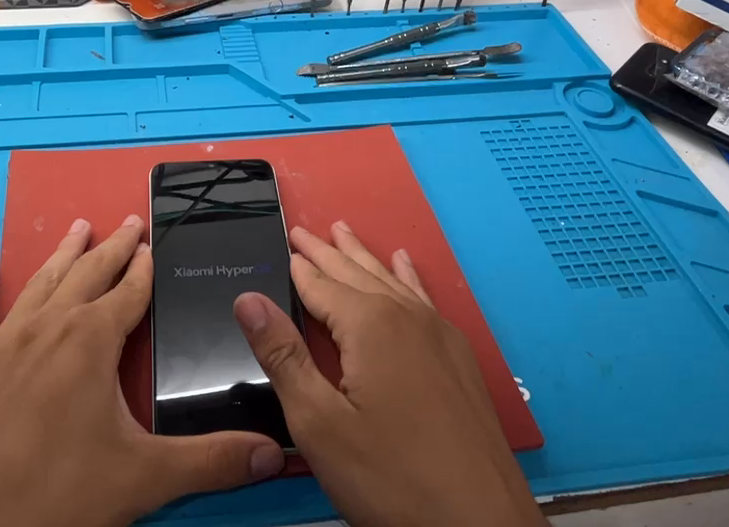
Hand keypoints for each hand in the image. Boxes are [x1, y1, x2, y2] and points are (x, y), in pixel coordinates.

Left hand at [0, 215, 285, 526]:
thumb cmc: (61, 495)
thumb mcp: (145, 477)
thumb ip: (212, 460)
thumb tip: (274, 452)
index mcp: (92, 339)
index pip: (129, 292)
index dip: (144, 267)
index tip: (153, 242)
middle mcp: (50, 326)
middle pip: (89, 274)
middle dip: (113, 247)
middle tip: (128, 222)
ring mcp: (7, 342)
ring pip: (42, 283)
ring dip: (63, 254)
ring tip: (77, 228)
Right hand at [234, 222, 545, 526]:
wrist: (481, 525)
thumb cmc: (390, 477)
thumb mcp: (320, 423)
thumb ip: (282, 355)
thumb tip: (248, 299)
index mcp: (369, 325)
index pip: (320, 285)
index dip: (299, 267)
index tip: (284, 241)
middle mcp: (405, 316)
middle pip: (355, 274)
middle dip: (326, 252)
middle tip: (303, 230)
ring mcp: (438, 335)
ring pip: (390, 280)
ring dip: (362, 256)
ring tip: (343, 230)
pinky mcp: (459, 357)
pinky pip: (424, 298)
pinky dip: (407, 276)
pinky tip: (404, 264)